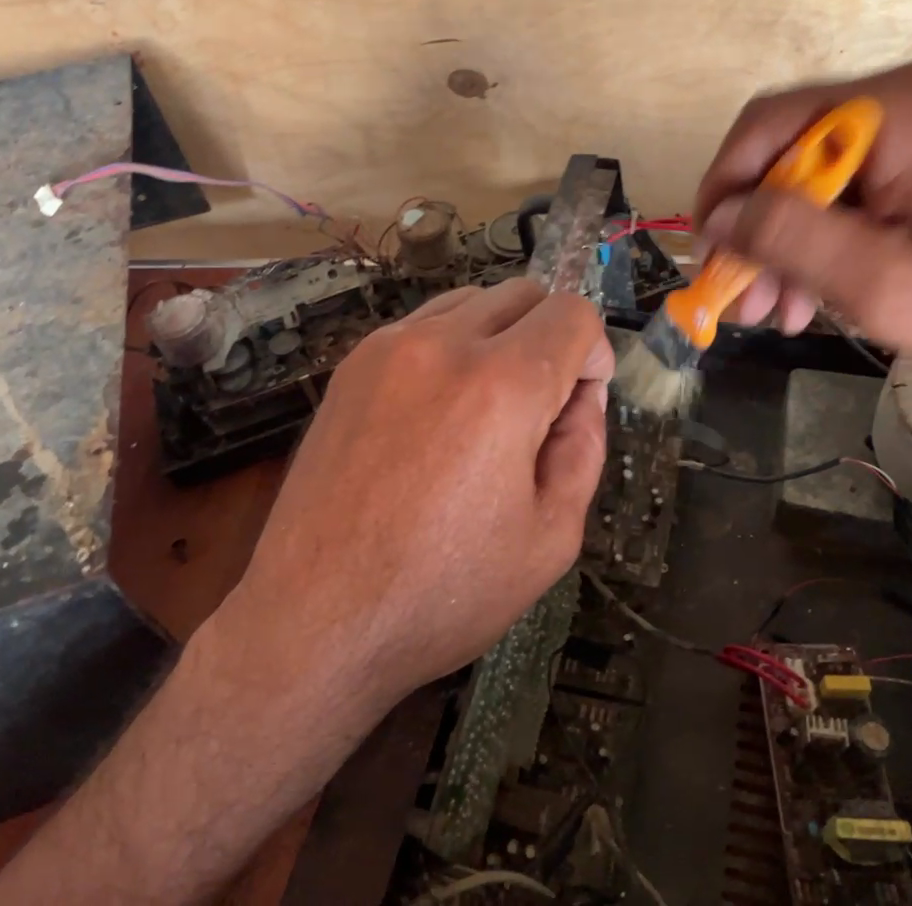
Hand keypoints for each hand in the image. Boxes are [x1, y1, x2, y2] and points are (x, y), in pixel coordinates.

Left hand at [219, 278, 613, 701]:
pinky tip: (437, 416)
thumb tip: (582, 395)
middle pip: (523, 293)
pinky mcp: (350, 367)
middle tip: (539, 411)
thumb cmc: (443, 593)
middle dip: (550, 338)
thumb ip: (583, 448)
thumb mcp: (551, 538)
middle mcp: (442, 345)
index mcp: (502, 386)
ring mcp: (386, 349)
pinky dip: (450, 349)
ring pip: (470, 302)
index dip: (594, 355)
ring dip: (498, 337)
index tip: (578, 405)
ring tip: (485, 414)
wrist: (317, 618)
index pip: (572, 313)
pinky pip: (421, 326)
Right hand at [695, 53, 911, 397]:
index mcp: (906, 105)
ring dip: (795, 241)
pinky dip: (838, 235)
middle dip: (761, 228)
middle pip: (799, 150)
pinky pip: (870, 185)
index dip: (724, 187)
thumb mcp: (878, 281)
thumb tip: (720, 216)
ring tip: (781, 314)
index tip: (708, 253)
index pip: (772, 123)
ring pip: (830, 174)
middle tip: (745, 303)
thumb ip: (785, 236)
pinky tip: (824, 293)